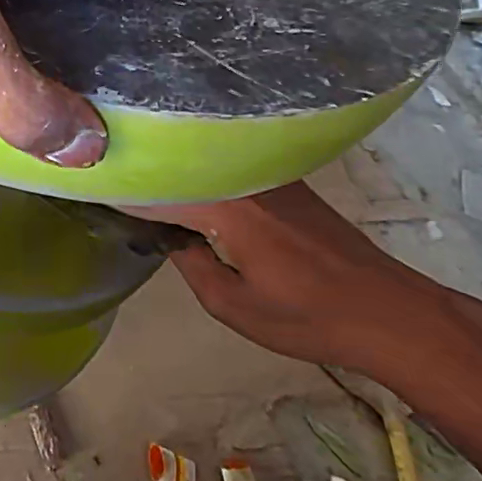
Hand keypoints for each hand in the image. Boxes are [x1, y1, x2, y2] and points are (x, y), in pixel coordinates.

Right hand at [121, 183, 480, 376]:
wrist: (397, 316)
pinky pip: (224, 170)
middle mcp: (244, 178)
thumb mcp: (233, 306)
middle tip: (98, 173)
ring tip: (130, 173)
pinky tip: (180, 183)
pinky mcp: (284, 182)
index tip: (84, 184)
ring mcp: (267, 176)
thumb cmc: (312, 318)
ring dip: (166, 167)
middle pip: (176, 164)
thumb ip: (190, 264)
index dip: (118, 189)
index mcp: (227, 207)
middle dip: (137, 167)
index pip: (156, 192)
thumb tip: (172, 237)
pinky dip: (196, 174)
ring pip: (201, 162)